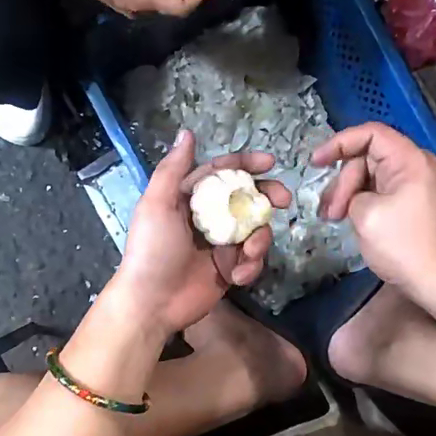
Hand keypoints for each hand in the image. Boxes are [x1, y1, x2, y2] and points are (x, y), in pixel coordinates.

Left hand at [112, 130, 290, 334]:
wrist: (152, 302)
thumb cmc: (152, 249)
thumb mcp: (157, 204)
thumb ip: (173, 169)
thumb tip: (187, 133)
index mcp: (188, 198)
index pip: (221, 173)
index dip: (245, 164)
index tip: (269, 162)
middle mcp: (207, 217)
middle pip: (246, 198)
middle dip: (267, 197)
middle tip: (283, 200)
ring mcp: (220, 244)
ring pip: (254, 230)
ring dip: (259, 240)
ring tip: (247, 253)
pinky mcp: (228, 269)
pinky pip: (251, 260)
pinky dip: (250, 266)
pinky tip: (236, 277)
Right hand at [311, 123, 435, 287]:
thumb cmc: (403, 245)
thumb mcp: (365, 214)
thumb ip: (351, 191)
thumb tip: (354, 196)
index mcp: (410, 161)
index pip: (370, 133)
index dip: (338, 143)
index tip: (315, 162)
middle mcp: (416, 166)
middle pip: (368, 156)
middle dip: (343, 180)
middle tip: (328, 211)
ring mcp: (416, 185)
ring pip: (371, 175)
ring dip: (348, 193)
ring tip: (333, 218)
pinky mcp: (413, 202)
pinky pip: (381, 190)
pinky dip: (361, 200)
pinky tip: (348, 218)